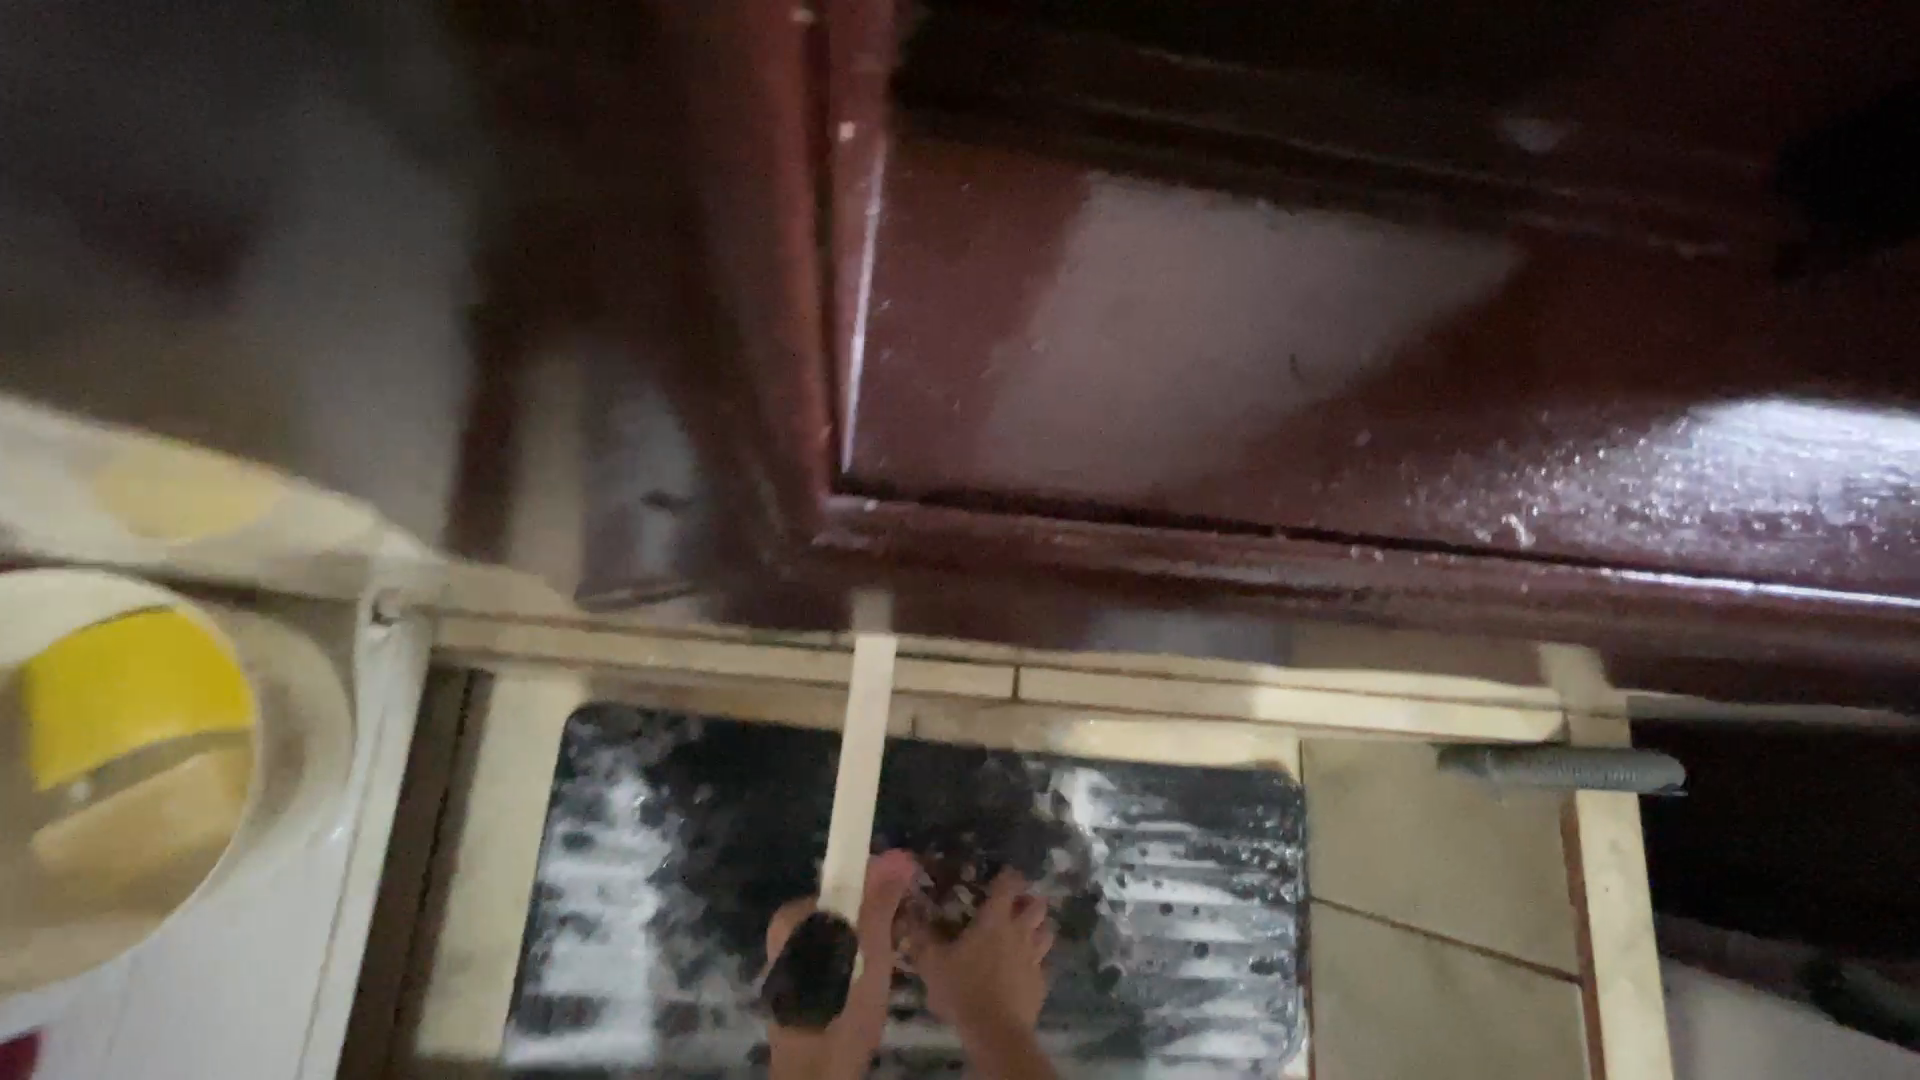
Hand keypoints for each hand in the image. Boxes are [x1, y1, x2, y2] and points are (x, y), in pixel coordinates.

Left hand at [764, 850, 917, 1079]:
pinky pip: (839, 947)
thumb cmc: (842, 1015)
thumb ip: (881, 902)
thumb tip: (899, 854)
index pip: (844, 877)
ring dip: (875, 932)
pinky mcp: (805, 977)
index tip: (909, 889)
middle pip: (846, 901)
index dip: (881, 879)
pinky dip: (862, 952)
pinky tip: (879, 970)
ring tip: (898, 950)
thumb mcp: (870, 953)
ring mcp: (795, 954)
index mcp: (795, 916)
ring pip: (845, 925)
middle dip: (880, 909)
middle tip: (907, 928)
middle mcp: (789, 929)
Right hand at [908, 868, 1054, 1036]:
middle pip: (1037, 905)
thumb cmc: (963, 989)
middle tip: (1014, 905)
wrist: (996, 1033)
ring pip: (1046, 931)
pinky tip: (1023, 970)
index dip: (1009, 876)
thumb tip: (908, 914)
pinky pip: (1043, 964)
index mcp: (995, 919)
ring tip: (1024, 933)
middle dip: (1029, 900)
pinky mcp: (1040, 983)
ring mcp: (1034, 958)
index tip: (1002, 875)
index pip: (1010, 884)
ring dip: (1038, 927)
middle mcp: (1020, 932)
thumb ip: (921, 937)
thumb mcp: (932, 963)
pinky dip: (1036, 961)